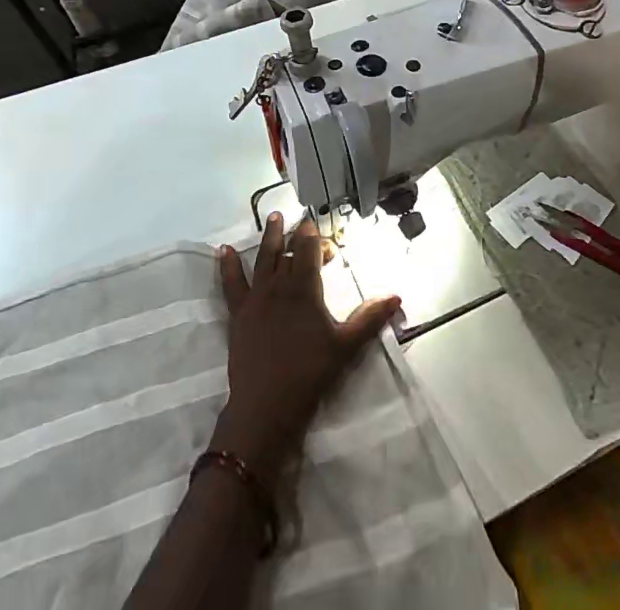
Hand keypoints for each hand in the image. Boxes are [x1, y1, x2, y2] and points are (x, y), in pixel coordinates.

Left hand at [211, 214, 400, 474]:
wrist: (268, 402)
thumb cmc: (311, 373)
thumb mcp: (346, 346)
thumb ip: (369, 318)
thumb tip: (396, 296)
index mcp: (304, 290)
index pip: (308, 252)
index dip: (315, 238)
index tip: (320, 230)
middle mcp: (278, 286)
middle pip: (286, 252)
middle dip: (295, 236)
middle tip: (300, 222)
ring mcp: (255, 297)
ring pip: (262, 259)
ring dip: (268, 237)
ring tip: (272, 217)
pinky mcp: (238, 312)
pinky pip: (231, 283)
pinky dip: (227, 265)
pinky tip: (223, 249)